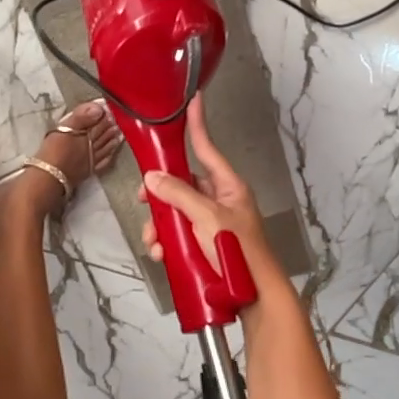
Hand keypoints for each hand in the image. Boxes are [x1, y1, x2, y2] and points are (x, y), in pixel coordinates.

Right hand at [139, 97, 272, 271]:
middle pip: (181, 184)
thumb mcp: (206, 217)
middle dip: (159, 196)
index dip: (197, 125)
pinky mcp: (202, 245)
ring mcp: (210, 223)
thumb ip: (178, 194)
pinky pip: (177, 234)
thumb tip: (152, 177)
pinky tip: (161, 254)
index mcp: (228, 186)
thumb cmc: (238, 251)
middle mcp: (219, 200)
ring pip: (174, 212)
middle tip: (144, 202)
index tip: (192, 100)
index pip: (207, 148)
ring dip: (159, 225)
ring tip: (155, 242)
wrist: (254, 297)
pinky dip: (165, 242)